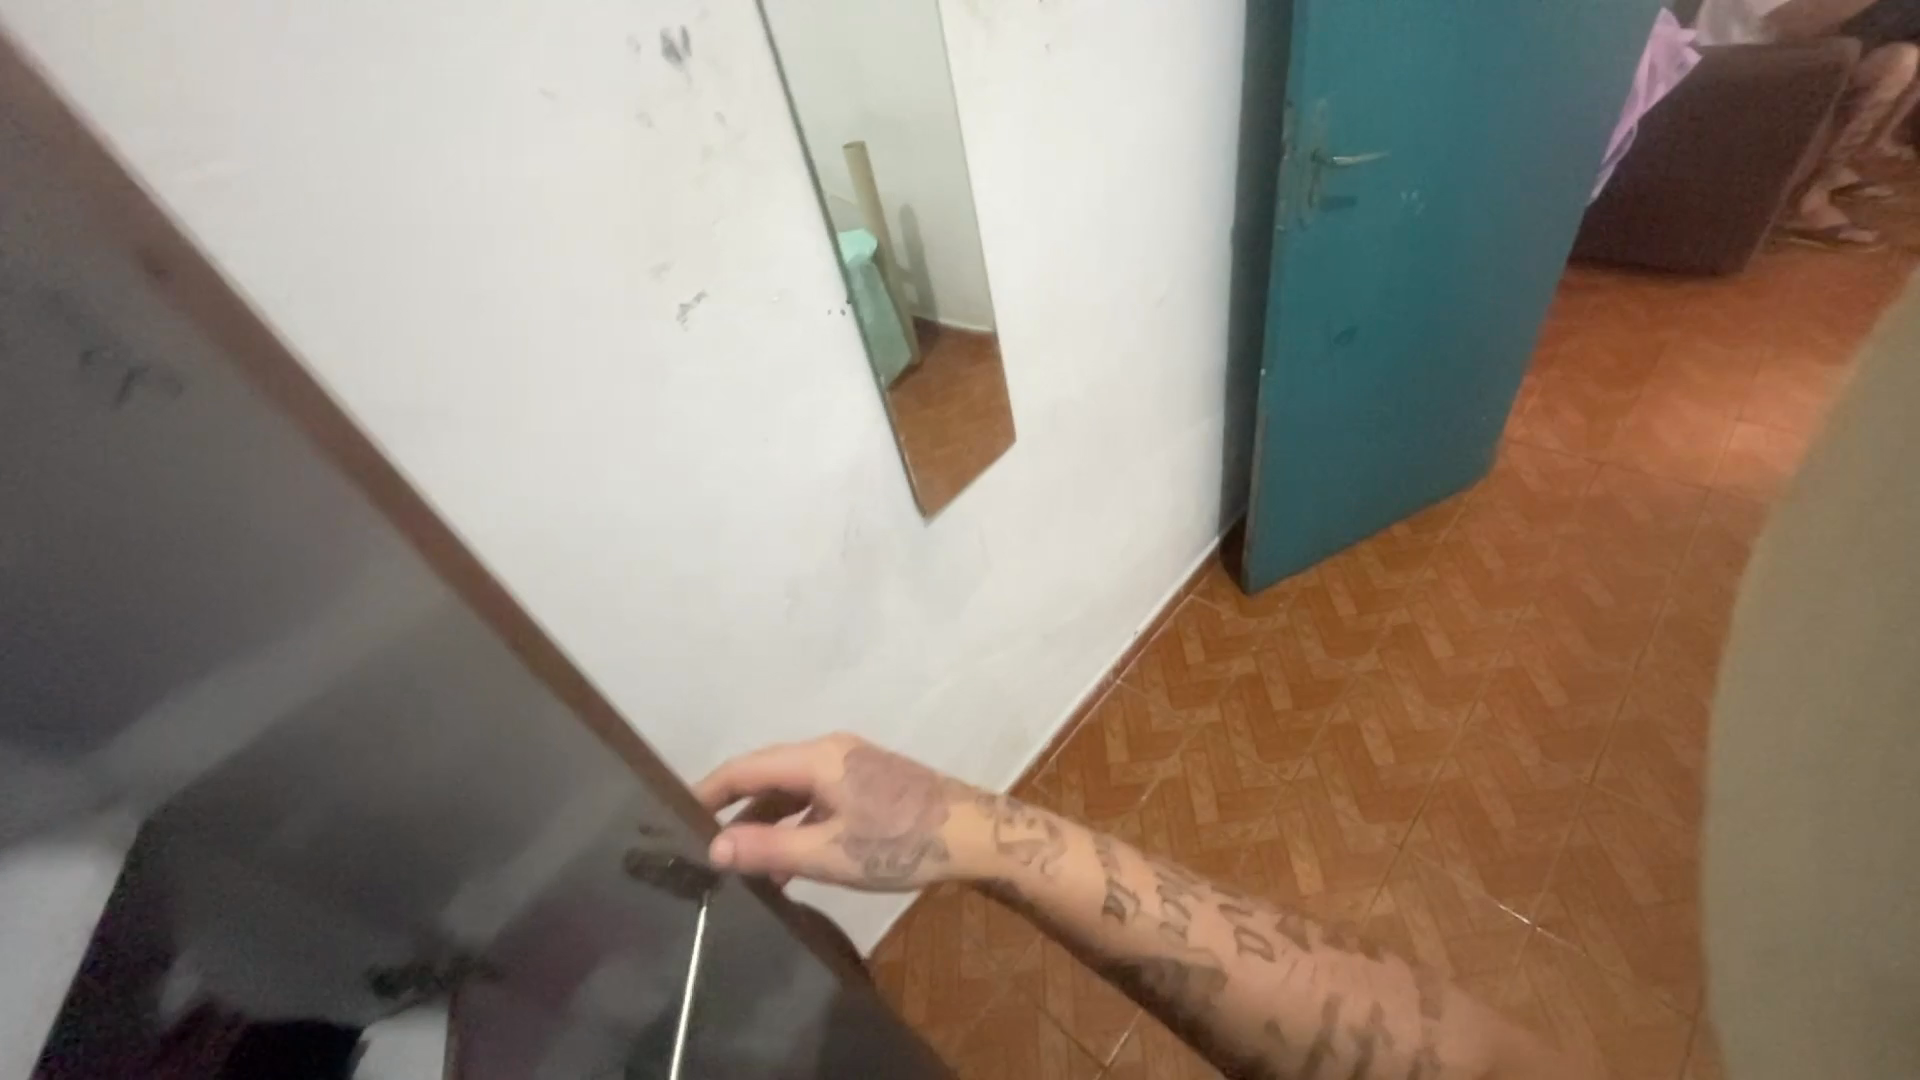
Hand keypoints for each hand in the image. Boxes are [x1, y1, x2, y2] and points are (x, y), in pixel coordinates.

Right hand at [693, 734, 985, 890]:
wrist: (973, 834)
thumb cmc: (900, 843)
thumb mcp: (829, 854)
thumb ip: (769, 849)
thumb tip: (713, 849)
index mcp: (817, 757)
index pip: (745, 767)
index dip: (707, 792)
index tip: (673, 818)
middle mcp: (831, 751)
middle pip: (767, 774)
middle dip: (734, 809)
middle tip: (701, 847)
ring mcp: (852, 765)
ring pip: (793, 789)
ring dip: (767, 822)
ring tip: (740, 866)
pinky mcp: (868, 783)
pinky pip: (817, 798)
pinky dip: (796, 824)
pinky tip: (787, 863)